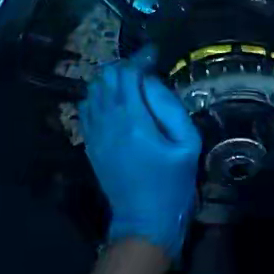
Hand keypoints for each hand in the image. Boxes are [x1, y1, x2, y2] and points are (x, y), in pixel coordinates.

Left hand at [79, 46, 201, 255]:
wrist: (143, 219)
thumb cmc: (172, 184)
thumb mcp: (186, 145)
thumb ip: (170, 108)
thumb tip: (152, 83)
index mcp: (132, 120)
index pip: (127, 74)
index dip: (140, 58)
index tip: (153, 54)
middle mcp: (107, 120)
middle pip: (105, 76)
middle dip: (124, 67)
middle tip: (143, 70)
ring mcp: (94, 132)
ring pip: (93, 89)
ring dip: (109, 80)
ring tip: (129, 84)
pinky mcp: (89, 142)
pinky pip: (86, 108)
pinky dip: (98, 97)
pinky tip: (113, 103)